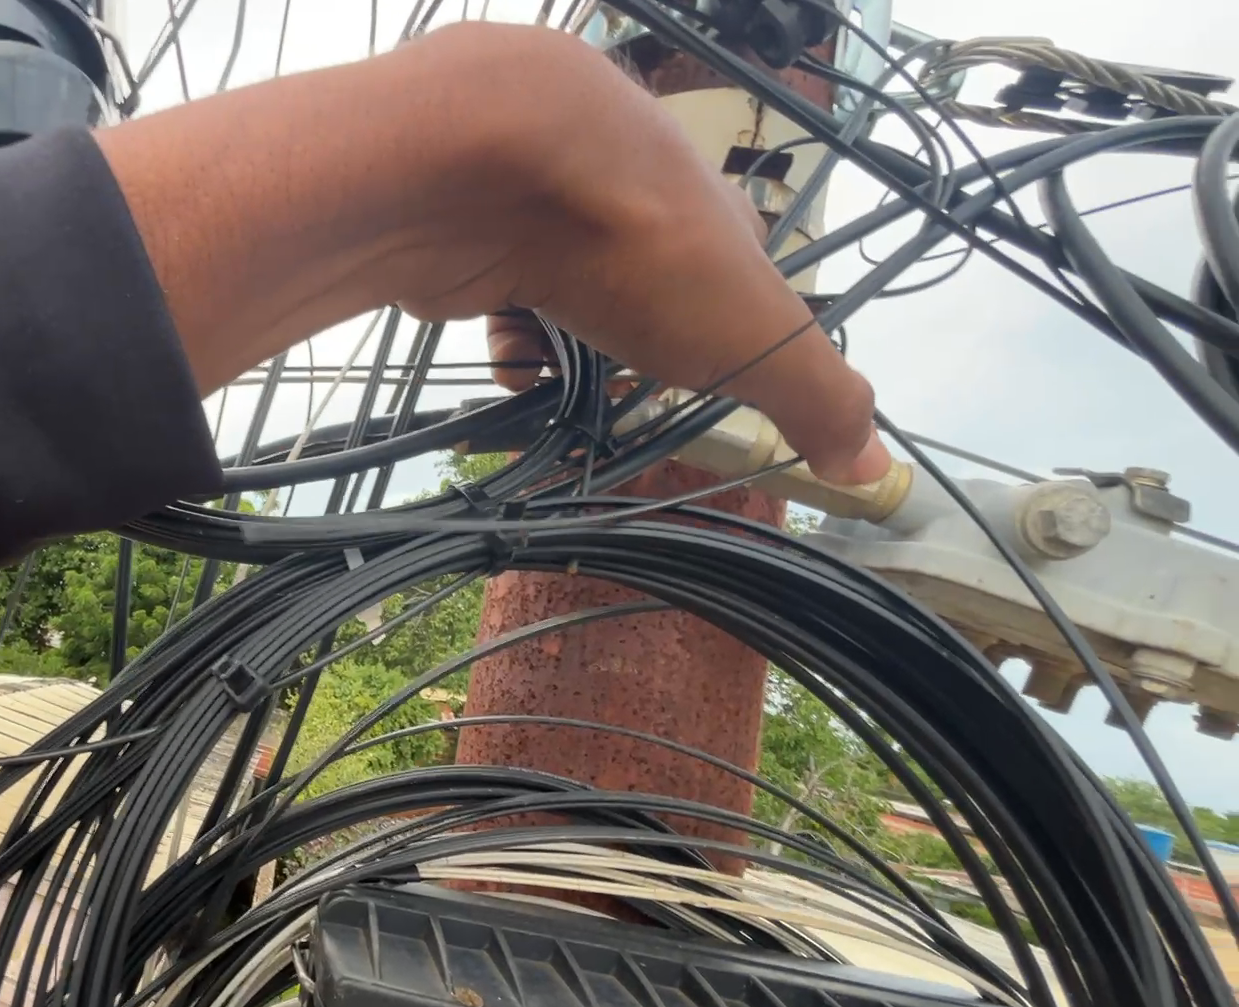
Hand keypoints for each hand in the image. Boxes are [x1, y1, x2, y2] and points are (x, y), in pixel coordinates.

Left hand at [96, 21, 887, 484]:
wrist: (507, 176)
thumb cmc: (645, 252)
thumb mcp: (756, 336)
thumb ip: (819, 397)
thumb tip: (874, 472)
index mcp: (713, 226)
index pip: (727, 303)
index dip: (711, 360)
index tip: (683, 409)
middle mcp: (635, 214)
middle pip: (636, 314)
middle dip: (621, 370)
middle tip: (608, 409)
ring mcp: (554, 221)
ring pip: (564, 315)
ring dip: (558, 364)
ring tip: (550, 380)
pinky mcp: (489, 240)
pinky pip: (503, 307)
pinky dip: (507, 343)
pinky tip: (509, 355)